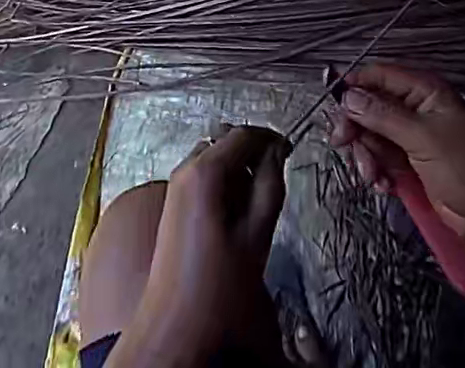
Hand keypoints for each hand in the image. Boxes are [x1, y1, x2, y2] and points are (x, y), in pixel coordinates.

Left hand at [109, 124, 288, 367]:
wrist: (174, 330)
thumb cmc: (218, 285)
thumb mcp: (256, 233)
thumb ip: (269, 185)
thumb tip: (277, 153)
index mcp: (204, 171)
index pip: (243, 134)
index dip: (270, 138)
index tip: (290, 151)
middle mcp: (185, 169)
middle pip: (226, 141)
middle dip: (252, 152)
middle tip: (275, 178)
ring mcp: (175, 186)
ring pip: (214, 157)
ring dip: (238, 168)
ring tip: (257, 201)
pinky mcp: (173, 204)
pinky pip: (203, 176)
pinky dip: (224, 182)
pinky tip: (236, 214)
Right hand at [329, 64, 464, 255]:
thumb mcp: (423, 138)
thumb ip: (383, 115)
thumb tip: (349, 96)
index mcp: (425, 91)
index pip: (381, 76)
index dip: (355, 85)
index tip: (333, 101)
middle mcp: (416, 108)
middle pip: (370, 106)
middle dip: (356, 126)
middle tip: (342, 142)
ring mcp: (411, 136)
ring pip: (371, 134)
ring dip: (366, 154)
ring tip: (373, 175)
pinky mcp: (408, 161)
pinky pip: (379, 157)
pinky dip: (376, 170)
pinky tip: (384, 184)